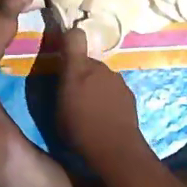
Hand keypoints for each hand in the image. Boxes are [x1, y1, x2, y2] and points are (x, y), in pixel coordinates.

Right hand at [56, 28, 148, 167]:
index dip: (70, 39)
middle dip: (81, 72)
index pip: (75, 37)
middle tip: (74, 94)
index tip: (64, 49)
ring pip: (102, 76)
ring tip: (91, 108)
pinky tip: (105, 115)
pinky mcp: (129, 93)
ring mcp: (117, 80)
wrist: (115, 148)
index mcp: (78, 70)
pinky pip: (113, 89)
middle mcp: (99, 68)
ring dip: (96, 85)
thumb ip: (60, 86)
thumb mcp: (57, 110)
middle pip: (88, 62)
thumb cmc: (79, 130)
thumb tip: (62, 75)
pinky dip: (108, 96)